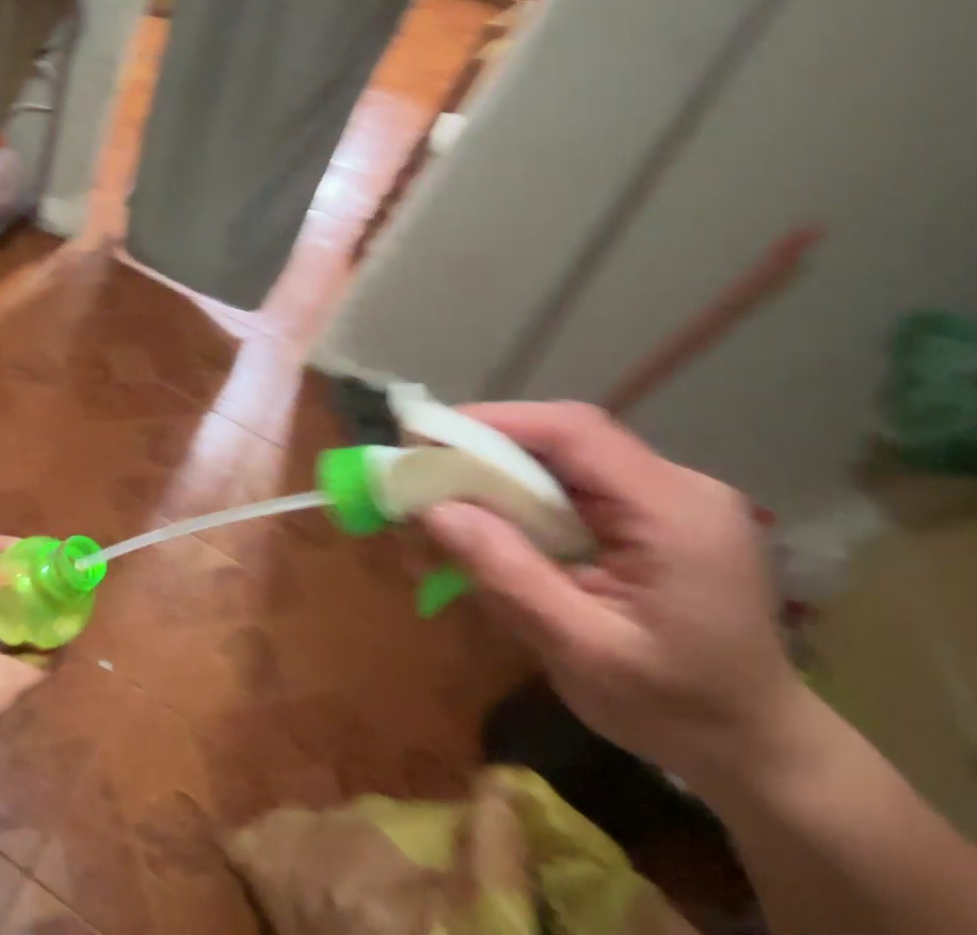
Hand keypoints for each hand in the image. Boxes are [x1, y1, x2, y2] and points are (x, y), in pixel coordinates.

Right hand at [416, 402, 801, 784]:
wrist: (753, 745)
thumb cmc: (672, 707)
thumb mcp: (580, 650)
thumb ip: (508, 574)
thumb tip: (433, 510)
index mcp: (674, 512)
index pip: (575, 433)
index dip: (492, 424)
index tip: (421, 439)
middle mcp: (677, 489)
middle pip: (565, 442)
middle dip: (483, 454)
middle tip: (417, 479)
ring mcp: (669, 503)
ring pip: (564, 465)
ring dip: (497, 480)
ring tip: (440, 512)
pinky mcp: (653, 521)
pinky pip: (575, 492)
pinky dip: (522, 504)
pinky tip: (491, 533)